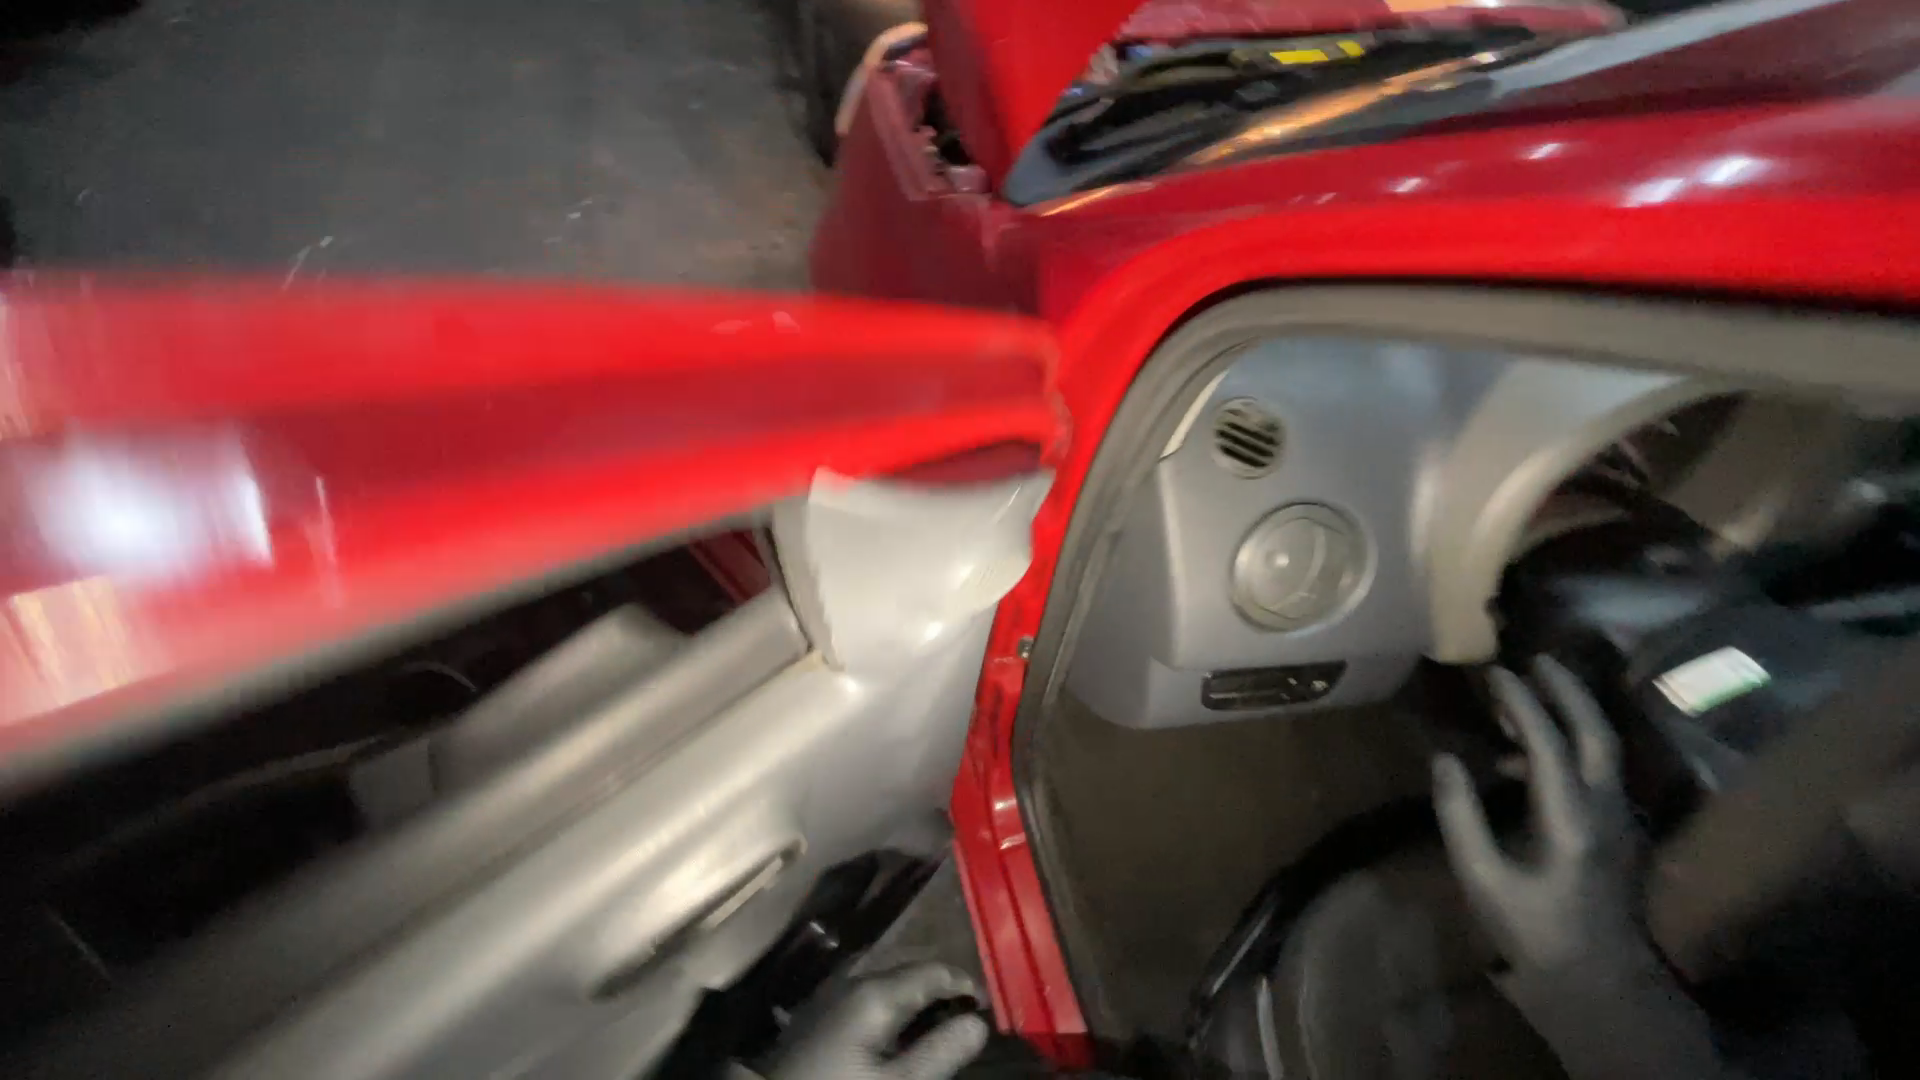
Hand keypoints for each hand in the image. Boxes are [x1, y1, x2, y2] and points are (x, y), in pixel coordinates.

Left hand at [754, 963, 989, 1079]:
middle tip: (967, 1024)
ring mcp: (835, 993)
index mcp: (877, 991)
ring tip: (938, 1033)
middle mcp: (856, 979)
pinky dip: (894, 1012)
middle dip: (944, 992)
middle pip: (913, 972)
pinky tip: (899, 1040)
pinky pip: (869, 999)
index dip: (967, 986)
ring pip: (890, 985)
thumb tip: (979, 1022)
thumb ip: (940, 1052)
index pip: (936, 970)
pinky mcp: (821, 1013)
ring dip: (919, 1002)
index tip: (989, 1011)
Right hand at [1432, 658, 1641, 972]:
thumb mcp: (1482, 876)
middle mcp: (1605, 810)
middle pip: (1596, 735)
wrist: (1600, 979)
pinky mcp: (1615, 829)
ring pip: (1601, 750)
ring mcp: (1618, 819)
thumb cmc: (1532, 928)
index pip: (1549, 744)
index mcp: (1570, 819)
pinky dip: (1560, 748)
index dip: (1523, 704)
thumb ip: (1460, 814)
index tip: (1497, 673)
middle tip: (1537, 659)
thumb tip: (1445, 758)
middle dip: (1568, 692)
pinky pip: (1593, 770)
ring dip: (1566, 716)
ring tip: (1519, 701)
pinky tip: (1518, 758)